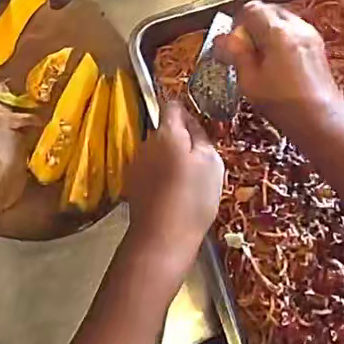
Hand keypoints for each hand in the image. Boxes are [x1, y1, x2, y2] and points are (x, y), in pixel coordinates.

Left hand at [120, 98, 223, 290]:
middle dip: (181, 140)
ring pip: (158, 151)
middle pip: (165, 131)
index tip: (199, 128)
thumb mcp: (211, 162)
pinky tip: (173, 194)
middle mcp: (146, 142)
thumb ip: (201, 136)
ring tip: (188, 182)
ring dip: (171, 158)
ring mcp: (136, 163)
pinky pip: (151, 169)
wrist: (162, 238)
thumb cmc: (193, 197)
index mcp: (167, 133)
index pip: (172, 106)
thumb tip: (191, 123)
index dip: (187, 112)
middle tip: (200, 161)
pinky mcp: (133, 183)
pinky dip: (161, 175)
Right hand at [217, 1, 343, 135]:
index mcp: (277, 32)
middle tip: (246, 50)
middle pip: (268, 10)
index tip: (233, 42)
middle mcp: (296, 26)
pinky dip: (282, 38)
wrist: (322, 118)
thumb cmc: (283, 103)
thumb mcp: (250, 82)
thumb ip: (236, 54)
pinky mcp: (317, 44)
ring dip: (268, 31)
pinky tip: (279, 62)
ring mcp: (310, 34)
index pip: (252, 9)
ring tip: (262, 58)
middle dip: (253, 24)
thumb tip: (221, 39)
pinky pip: (294, 30)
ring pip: (282, 19)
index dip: (237, 22)